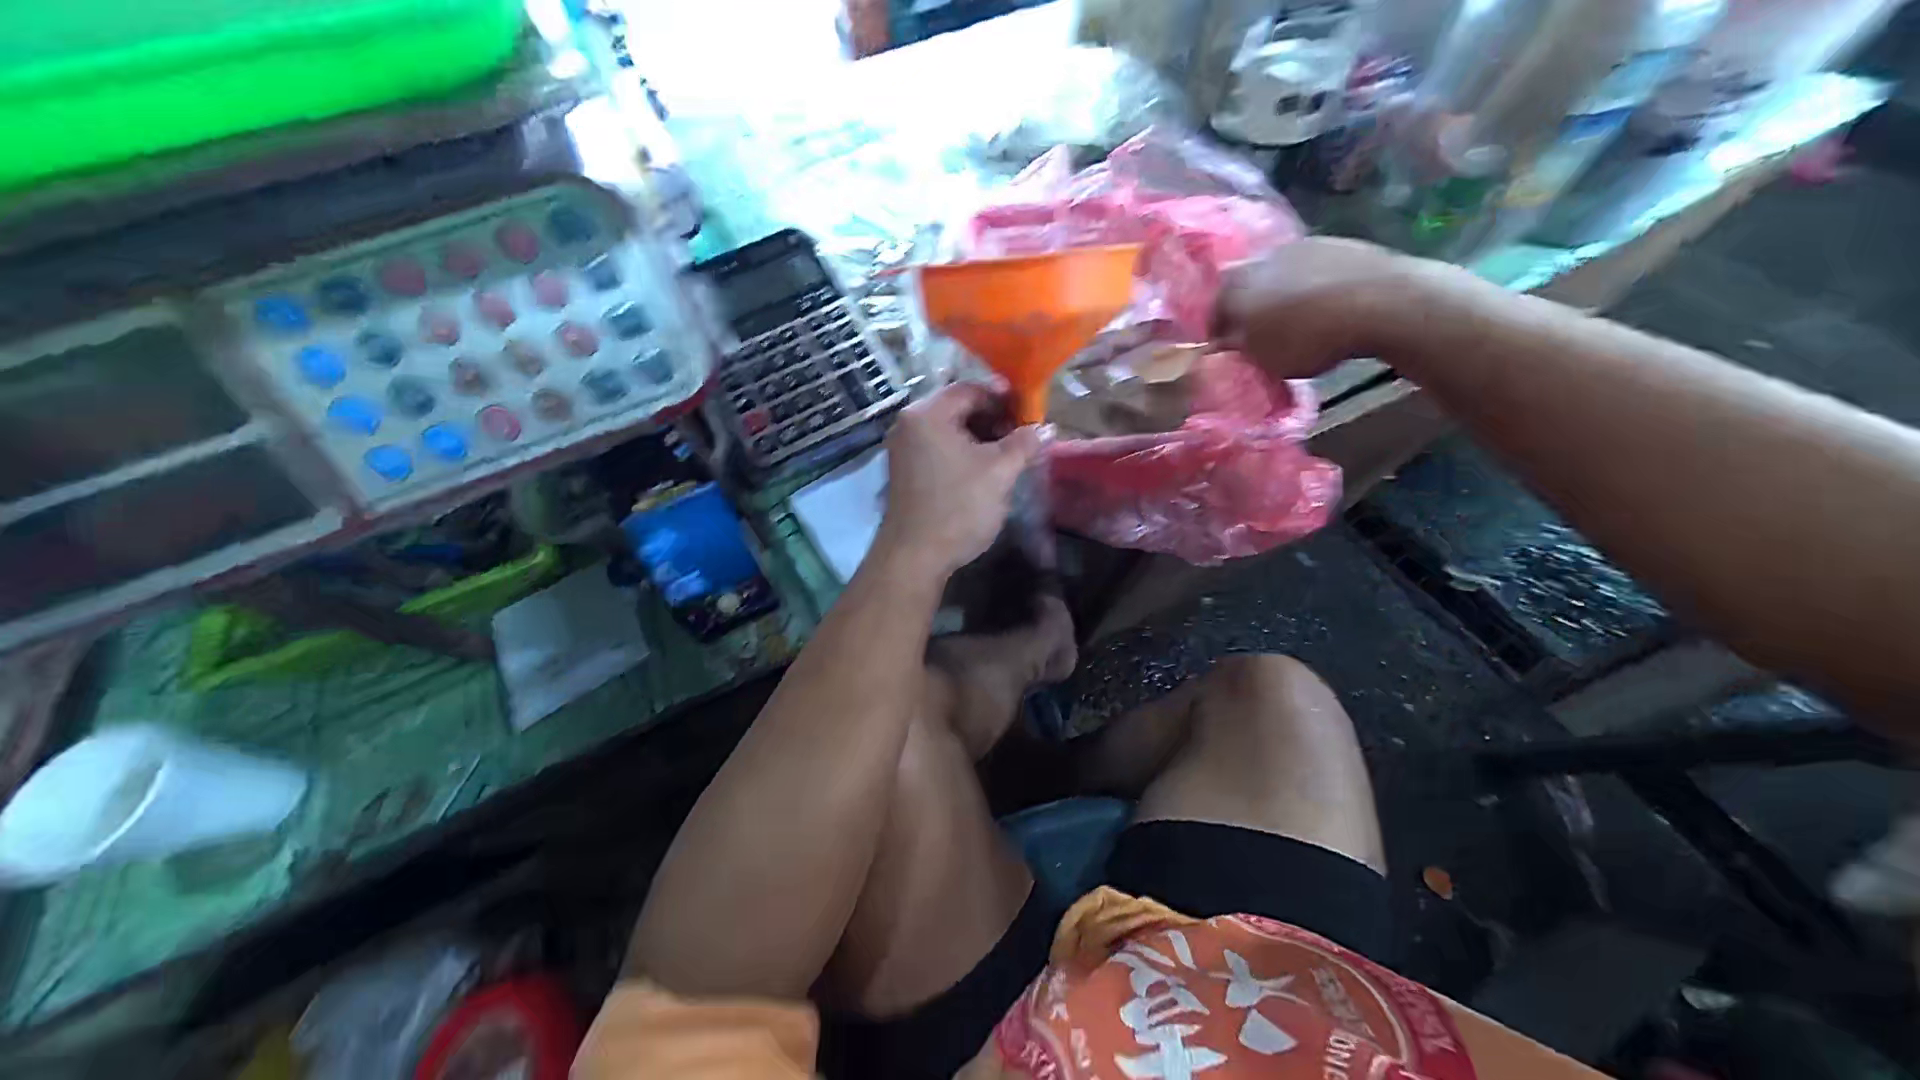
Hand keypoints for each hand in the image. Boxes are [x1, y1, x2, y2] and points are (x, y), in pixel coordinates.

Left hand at [874, 381, 1041, 579]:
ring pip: (951, 431)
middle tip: (1022, 440)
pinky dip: (963, 454)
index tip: (1031, 417)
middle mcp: (909, 424)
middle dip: (994, 421)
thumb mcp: (1000, 472)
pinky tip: (984, 474)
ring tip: (1008, 459)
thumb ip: (1024, 444)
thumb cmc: (958, 507)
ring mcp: (903, 449)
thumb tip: (1046, 428)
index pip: (972, 390)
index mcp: (927, 413)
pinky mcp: (905, 472)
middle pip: (959, 408)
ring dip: (981, 440)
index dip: (1005, 399)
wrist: (914, 557)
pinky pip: (940, 450)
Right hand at [1212, 237, 1455, 379]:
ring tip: (1294, 319)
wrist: (1382, 301)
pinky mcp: (1336, 243)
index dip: (1217, 331)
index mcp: (1234, 287)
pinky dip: (1310, 286)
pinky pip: (1311, 269)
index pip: (1212, 309)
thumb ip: (1237, 347)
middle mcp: (1260, 258)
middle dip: (1247, 308)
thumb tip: (1221, 341)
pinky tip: (1325, 305)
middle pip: (1244, 286)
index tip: (1225, 350)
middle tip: (1258, 333)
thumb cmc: (1309, 336)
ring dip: (1279, 294)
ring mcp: (1300, 246)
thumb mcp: (1262, 357)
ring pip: (1277, 274)